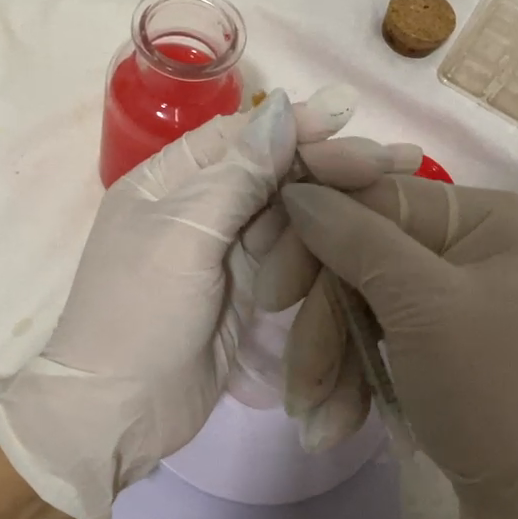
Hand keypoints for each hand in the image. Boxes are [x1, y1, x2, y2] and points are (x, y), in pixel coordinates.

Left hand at [0, 88, 419, 518]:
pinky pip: (291, 255)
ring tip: (398, 187)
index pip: (237, 136)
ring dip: (336, 201)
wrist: (119, 412)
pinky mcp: (249, 291)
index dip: (292, 124)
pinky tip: (368, 229)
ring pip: (286, 214)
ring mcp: (224, 252)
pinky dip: (326, 243)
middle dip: (328, 163)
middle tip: (398, 159)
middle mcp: (197, 208)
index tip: (350, 115)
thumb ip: (238, 175)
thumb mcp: (184, 234)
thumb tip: (284, 106)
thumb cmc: (139, 313)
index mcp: (167, 181)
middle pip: (269, 172)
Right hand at [267, 177, 517, 518]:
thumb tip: (296, 190)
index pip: (371, 197)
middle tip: (293, 370)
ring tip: (312, 416)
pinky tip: (334, 419)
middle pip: (355, 252)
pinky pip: (365, 331)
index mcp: (480, 216)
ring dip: (325, 358)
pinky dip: (345, 374)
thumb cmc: (491, 392)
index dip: (312, 238)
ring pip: (352, 298)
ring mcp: (441, 288)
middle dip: (320, 318)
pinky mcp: (424, 332)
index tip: (272, 290)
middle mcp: (461, 240)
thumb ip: (355, 240)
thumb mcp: (422, 308)